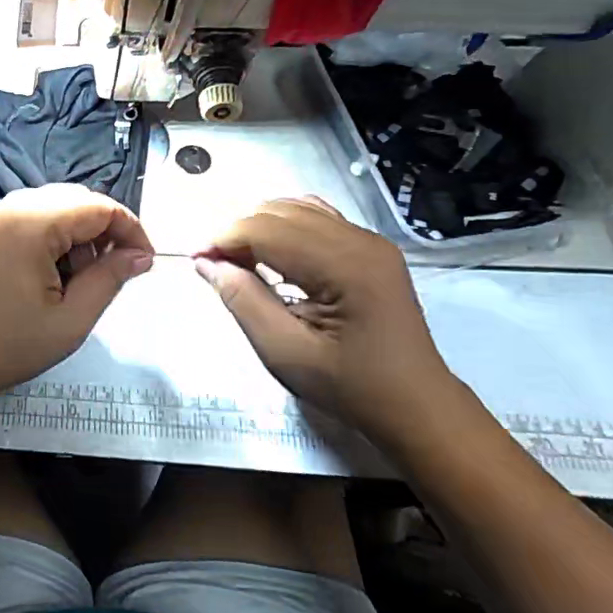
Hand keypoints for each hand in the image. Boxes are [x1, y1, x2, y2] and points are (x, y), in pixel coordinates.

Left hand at [0, 184, 153, 423]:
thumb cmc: (4, 346)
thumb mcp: (70, 321)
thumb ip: (110, 279)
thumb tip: (141, 256)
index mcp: (33, 222)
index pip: (100, 206)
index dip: (131, 229)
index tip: (146, 261)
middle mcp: (14, 206)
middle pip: (80, 200)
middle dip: (108, 230)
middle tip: (120, 270)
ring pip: (59, 207)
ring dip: (83, 234)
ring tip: (87, 277)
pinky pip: (36, 218)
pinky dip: (58, 237)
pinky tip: (59, 273)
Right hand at [194, 197, 458, 443]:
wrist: (416, 404)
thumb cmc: (351, 388)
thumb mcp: (287, 354)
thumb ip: (244, 302)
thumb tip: (207, 263)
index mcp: (345, 264)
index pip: (269, 230)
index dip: (226, 238)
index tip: (196, 259)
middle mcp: (360, 239)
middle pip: (283, 212)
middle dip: (241, 231)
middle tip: (217, 266)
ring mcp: (370, 239)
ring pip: (300, 209)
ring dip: (263, 227)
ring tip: (241, 261)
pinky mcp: (372, 247)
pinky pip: (320, 220)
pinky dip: (288, 229)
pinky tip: (275, 256)